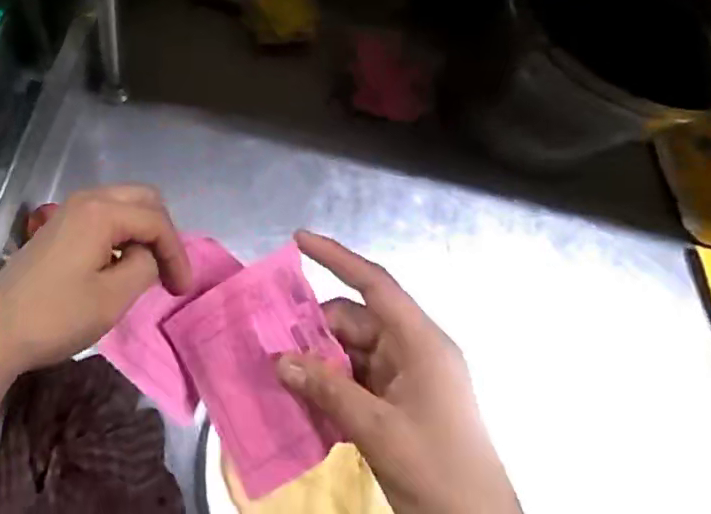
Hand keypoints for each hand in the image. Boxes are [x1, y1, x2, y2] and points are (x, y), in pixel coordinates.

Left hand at [0, 184, 191, 385]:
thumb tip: (148, 254)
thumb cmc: (56, 317)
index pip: (156, 220)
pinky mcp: (59, 227)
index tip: (182, 290)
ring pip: (123, 205)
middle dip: (163, 233)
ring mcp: (69, 210)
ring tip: (152, 271)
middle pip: (142, 199)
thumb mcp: (112, 298)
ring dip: (143, 232)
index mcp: (101, 211)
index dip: (176, 253)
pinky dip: (122, 234)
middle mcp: (86, 199)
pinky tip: (122, 265)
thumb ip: (144, 267)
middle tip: (171, 272)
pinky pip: (104, 216)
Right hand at [275, 231, 519, 513]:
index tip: (298, 239)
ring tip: (280, 374)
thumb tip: (280, 361)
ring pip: (349, 351)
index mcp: (420, 343)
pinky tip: (302, 400)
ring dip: (318, 362)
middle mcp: (412, 351)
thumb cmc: (439, 472)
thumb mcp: (379, 431)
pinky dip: (330, 386)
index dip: (336, 257)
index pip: (375, 284)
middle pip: (353, 321)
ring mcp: (406, 378)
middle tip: (271, 343)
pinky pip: (355, 379)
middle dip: (313, 329)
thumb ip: (327, 390)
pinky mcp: (399, 404)